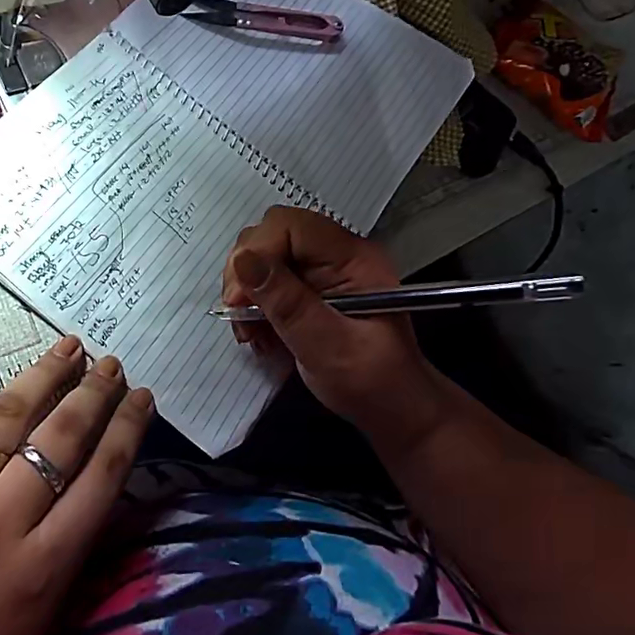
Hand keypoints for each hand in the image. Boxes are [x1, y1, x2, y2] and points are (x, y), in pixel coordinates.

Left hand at [0, 316, 153, 634]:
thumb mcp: (41, 619)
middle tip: (111, 363)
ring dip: (41, 375)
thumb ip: (71, 547)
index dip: (129, 427)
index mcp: (42, 566)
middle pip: (60, 438)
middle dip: (94, 393)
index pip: (102, 475)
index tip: (143, 396)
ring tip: (68, 347)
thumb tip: (99, 478)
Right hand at [221, 205, 451, 454]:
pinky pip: (271, 280)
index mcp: (353, 258)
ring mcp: (324, 270)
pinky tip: (260, 335)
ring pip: (267, 257)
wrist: (396, 409)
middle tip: (239, 315)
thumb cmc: (371, 382)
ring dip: (248, 292)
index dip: (257, 252)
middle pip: (274, 235)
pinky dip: (256, 306)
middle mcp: (337, 254)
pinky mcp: (312, 289)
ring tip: (251, 332)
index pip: (290, 226)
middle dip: (247, 273)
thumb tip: (243, 260)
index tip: (238, 297)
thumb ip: (287, 303)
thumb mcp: (327, 347)